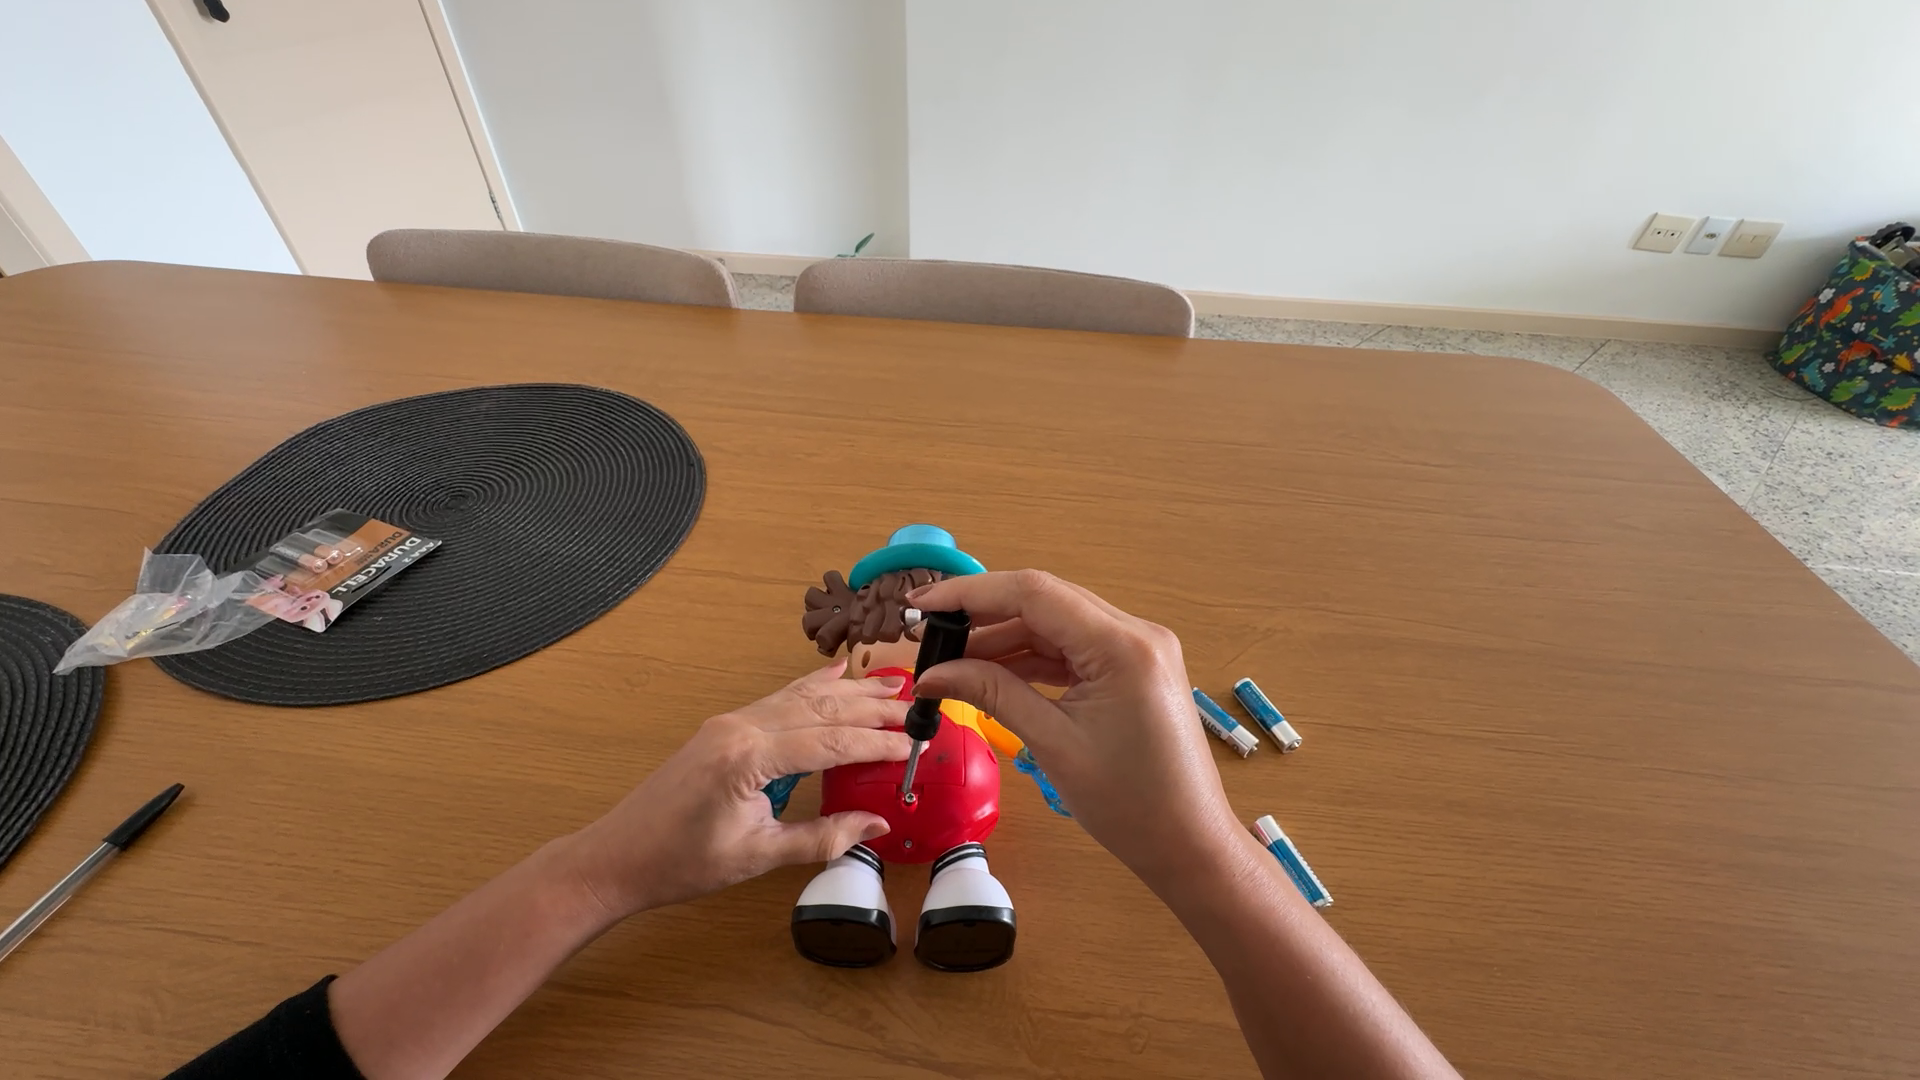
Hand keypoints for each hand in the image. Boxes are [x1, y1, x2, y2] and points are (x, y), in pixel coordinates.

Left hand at [564, 660, 910, 919]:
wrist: (616, 856)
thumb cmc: (680, 863)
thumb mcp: (757, 855)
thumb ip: (822, 837)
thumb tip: (878, 823)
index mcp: (748, 756)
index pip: (830, 742)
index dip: (875, 744)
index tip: (911, 746)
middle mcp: (742, 726)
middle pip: (821, 708)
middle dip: (870, 707)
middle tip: (912, 707)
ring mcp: (732, 721)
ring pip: (802, 696)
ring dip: (848, 690)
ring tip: (888, 684)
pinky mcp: (726, 726)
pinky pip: (779, 698)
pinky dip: (811, 685)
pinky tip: (834, 672)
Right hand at [909, 570, 1241, 890]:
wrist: (1190, 845)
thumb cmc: (1128, 805)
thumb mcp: (1051, 743)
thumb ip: (991, 693)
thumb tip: (931, 674)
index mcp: (1122, 644)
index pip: (1033, 592)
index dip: (971, 593)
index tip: (921, 604)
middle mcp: (1134, 631)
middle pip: (1044, 601)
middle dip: (982, 614)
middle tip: (929, 633)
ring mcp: (1136, 647)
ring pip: (1055, 623)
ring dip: (1003, 638)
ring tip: (950, 659)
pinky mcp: (1132, 666)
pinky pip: (1071, 648)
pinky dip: (1030, 658)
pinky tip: (990, 671)